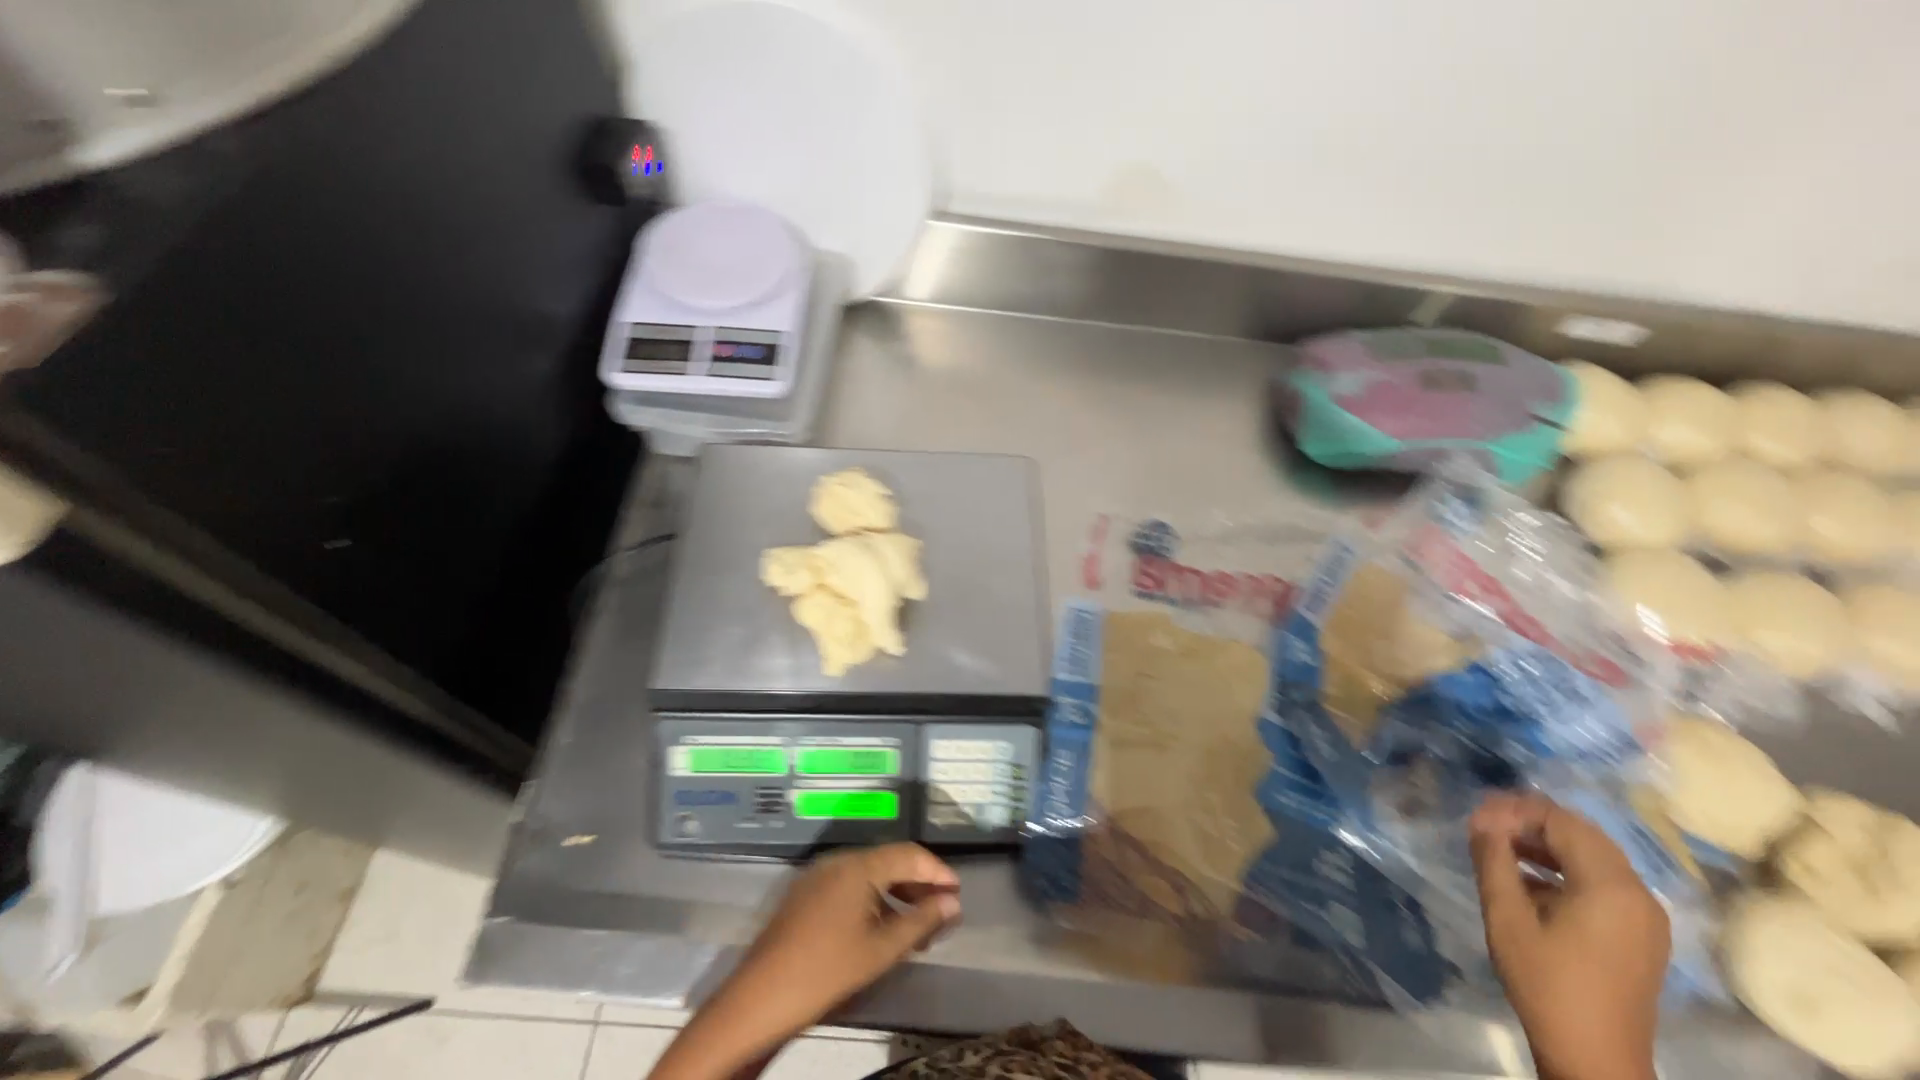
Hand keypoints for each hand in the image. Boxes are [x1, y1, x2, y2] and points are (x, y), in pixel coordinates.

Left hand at [649, 844, 959, 1079]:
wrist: (761, 997)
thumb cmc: (827, 971)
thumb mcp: (882, 949)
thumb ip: (921, 921)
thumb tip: (952, 903)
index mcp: (857, 866)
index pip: (908, 854)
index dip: (937, 872)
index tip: (958, 895)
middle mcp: (837, 861)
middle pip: (888, 861)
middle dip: (919, 884)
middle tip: (943, 914)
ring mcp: (817, 877)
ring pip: (869, 875)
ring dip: (897, 894)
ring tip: (918, 927)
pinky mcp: (805, 895)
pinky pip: (849, 886)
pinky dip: (873, 900)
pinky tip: (883, 928)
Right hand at [1470, 793, 1668, 1079]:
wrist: (1595, 1058)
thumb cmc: (1546, 983)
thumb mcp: (1507, 918)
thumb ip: (1493, 860)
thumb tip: (1481, 819)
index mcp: (1611, 884)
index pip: (1562, 822)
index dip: (1516, 811)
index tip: (1476, 817)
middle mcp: (1639, 892)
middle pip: (1583, 836)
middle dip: (1532, 824)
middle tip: (1485, 826)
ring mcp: (1645, 916)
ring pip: (1594, 859)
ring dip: (1548, 847)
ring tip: (1501, 851)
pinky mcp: (1642, 935)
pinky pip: (1603, 885)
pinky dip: (1567, 873)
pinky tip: (1531, 883)